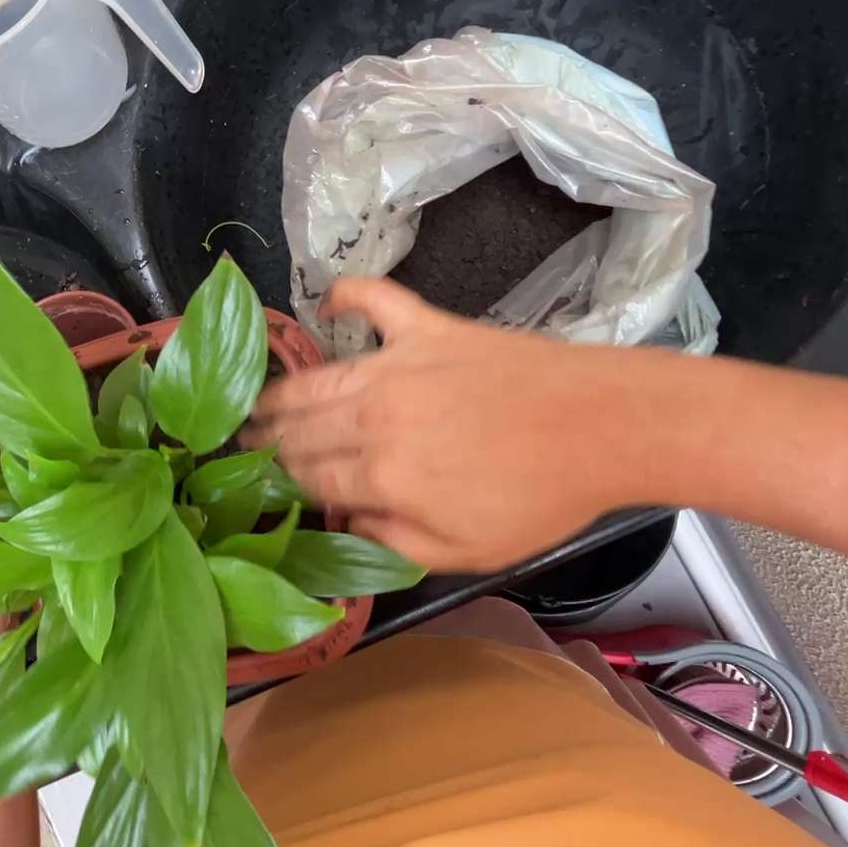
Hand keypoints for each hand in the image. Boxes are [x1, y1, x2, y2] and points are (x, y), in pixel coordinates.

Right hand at [241, 277, 671, 570]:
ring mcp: (399, 364)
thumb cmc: (541, 497)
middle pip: (301, 429)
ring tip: (254, 401)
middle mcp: (377, 417)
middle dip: (265, 439)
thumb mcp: (467, 552)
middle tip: (242, 442)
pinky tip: (327, 300)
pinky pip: (376, 300)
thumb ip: (392, 543)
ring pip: (317, 378)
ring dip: (279, 391)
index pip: (310, 478)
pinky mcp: (428, 327)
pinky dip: (349, 294)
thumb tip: (343, 522)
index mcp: (386, 476)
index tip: (264, 484)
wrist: (605, 426)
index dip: (282, 483)